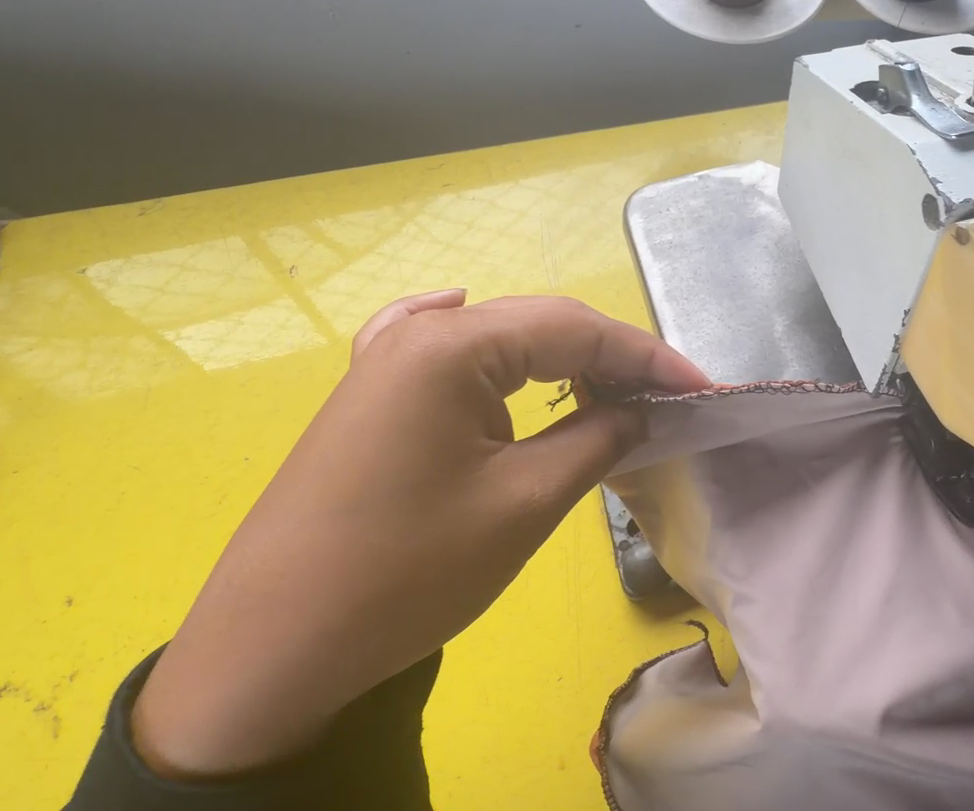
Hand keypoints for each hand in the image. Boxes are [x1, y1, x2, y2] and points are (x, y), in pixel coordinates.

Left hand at [129, 291, 707, 778]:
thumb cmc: (406, 572)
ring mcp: (383, 364)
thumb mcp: (523, 503)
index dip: (647, 357)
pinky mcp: (370, 400)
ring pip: (497, 340)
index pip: (575, 329)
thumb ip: (596, 439)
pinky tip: (485, 336)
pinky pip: (441, 353)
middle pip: (538, 326)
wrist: (271, 647)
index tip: (701, 388)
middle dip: (609, 357)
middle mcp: (415, 334)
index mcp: (450, 345)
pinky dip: (488, 353)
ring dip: (558, 360)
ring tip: (611, 391)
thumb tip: (640, 412)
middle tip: (666, 397)